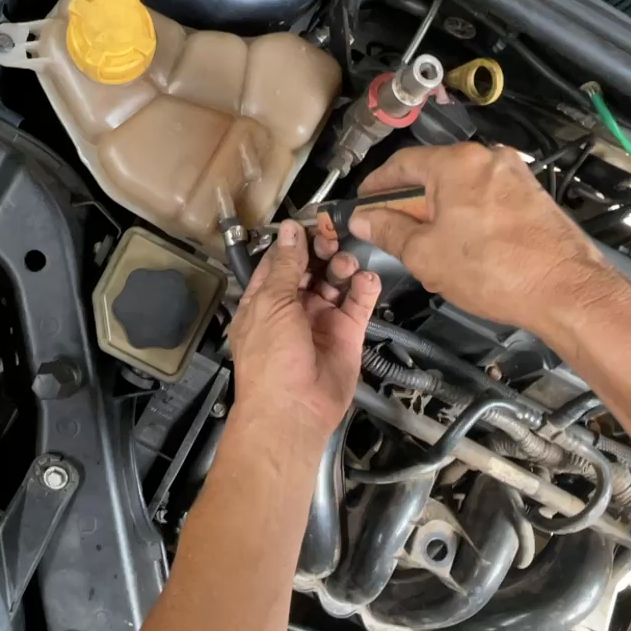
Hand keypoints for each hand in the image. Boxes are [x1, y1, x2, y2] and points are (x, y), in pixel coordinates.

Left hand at [228, 220, 380, 445]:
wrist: (293, 409)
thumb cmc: (270, 360)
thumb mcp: (272, 303)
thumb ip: (285, 266)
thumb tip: (289, 232)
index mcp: (264, 301)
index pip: (279, 261)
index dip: (294, 241)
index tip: (311, 222)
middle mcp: (292, 308)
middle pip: (311, 268)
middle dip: (322, 251)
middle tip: (332, 239)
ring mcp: (320, 321)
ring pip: (336, 283)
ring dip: (342, 267)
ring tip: (345, 265)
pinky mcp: (346, 335)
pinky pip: (358, 304)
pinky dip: (365, 288)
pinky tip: (366, 280)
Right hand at [343, 143, 630, 341]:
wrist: (565, 290)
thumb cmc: (496, 270)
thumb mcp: (424, 254)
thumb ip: (388, 231)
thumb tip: (365, 219)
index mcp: (457, 163)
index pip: (402, 163)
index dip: (376, 185)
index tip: (364, 201)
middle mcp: (489, 160)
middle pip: (433, 175)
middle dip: (408, 204)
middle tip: (389, 230)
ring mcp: (515, 177)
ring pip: (460, 190)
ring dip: (437, 215)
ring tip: (426, 249)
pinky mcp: (532, 199)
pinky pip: (485, 202)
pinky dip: (465, 220)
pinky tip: (461, 251)